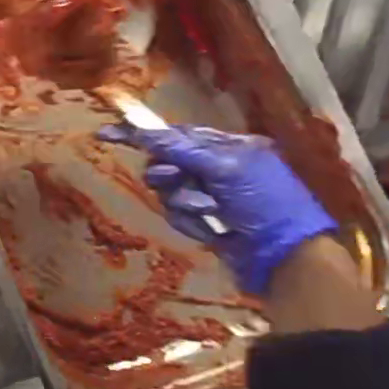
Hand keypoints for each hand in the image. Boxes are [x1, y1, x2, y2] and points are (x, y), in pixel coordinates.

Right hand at [98, 123, 337, 293]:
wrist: (282, 255)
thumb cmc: (265, 203)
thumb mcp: (227, 169)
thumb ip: (184, 151)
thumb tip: (147, 132)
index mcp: (227, 147)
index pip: (176, 134)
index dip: (142, 134)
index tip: (105, 134)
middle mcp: (215, 168)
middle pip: (165, 164)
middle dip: (169, 175)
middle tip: (176, 180)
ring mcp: (207, 195)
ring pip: (168, 192)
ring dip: (183, 202)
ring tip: (208, 211)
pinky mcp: (201, 220)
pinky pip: (176, 215)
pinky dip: (188, 222)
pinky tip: (210, 228)